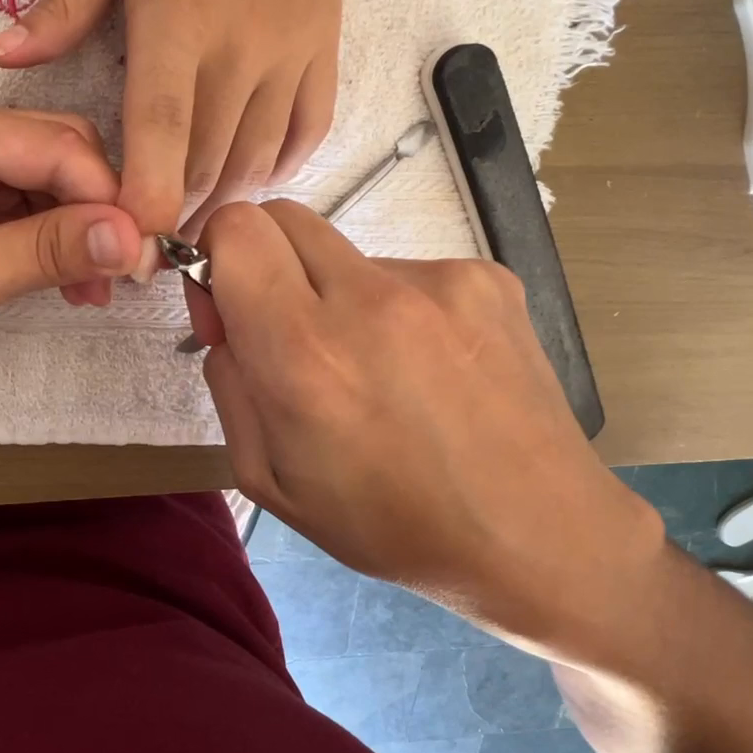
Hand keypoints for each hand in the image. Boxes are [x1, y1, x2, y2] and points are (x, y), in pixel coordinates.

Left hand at [0, 0, 375, 239]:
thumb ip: (62, 7)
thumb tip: (2, 55)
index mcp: (177, 20)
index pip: (162, 132)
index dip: (146, 200)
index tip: (126, 245)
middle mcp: (240, 48)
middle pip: (206, 165)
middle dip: (173, 219)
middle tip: (140, 250)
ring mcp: (291, 53)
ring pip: (255, 161)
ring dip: (218, 204)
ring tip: (182, 228)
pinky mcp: (325, 49)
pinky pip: (307, 134)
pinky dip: (274, 172)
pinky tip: (242, 185)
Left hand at [0, 95, 143, 396]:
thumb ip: (45, 251)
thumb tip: (133, 237)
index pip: (49, 144)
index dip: (104, 194)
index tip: (145, 251)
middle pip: (61, 152)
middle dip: (98, 211)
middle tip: (128, 273)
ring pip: (60, 182)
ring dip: (87, 233)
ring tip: (100, 290)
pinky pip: (43, 210)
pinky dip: (67, 245)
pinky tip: (80, 285)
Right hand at [187, 200, 660, 640]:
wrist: (539, 537)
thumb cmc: (387, 525)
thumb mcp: (267, 481)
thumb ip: (229, 386)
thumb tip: (230, 326)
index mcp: (304, 354)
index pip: (235, 229)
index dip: (213, 259)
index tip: (228, 315)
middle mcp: (370, 298)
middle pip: (281, 216)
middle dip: (261, 262)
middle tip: (280, 329)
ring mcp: (439, 281)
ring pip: (342, 251)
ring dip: (329, 293)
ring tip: (370, 369)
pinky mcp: (488, 279)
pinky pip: (401, 271)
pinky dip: (388, 306)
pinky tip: (419, 367)